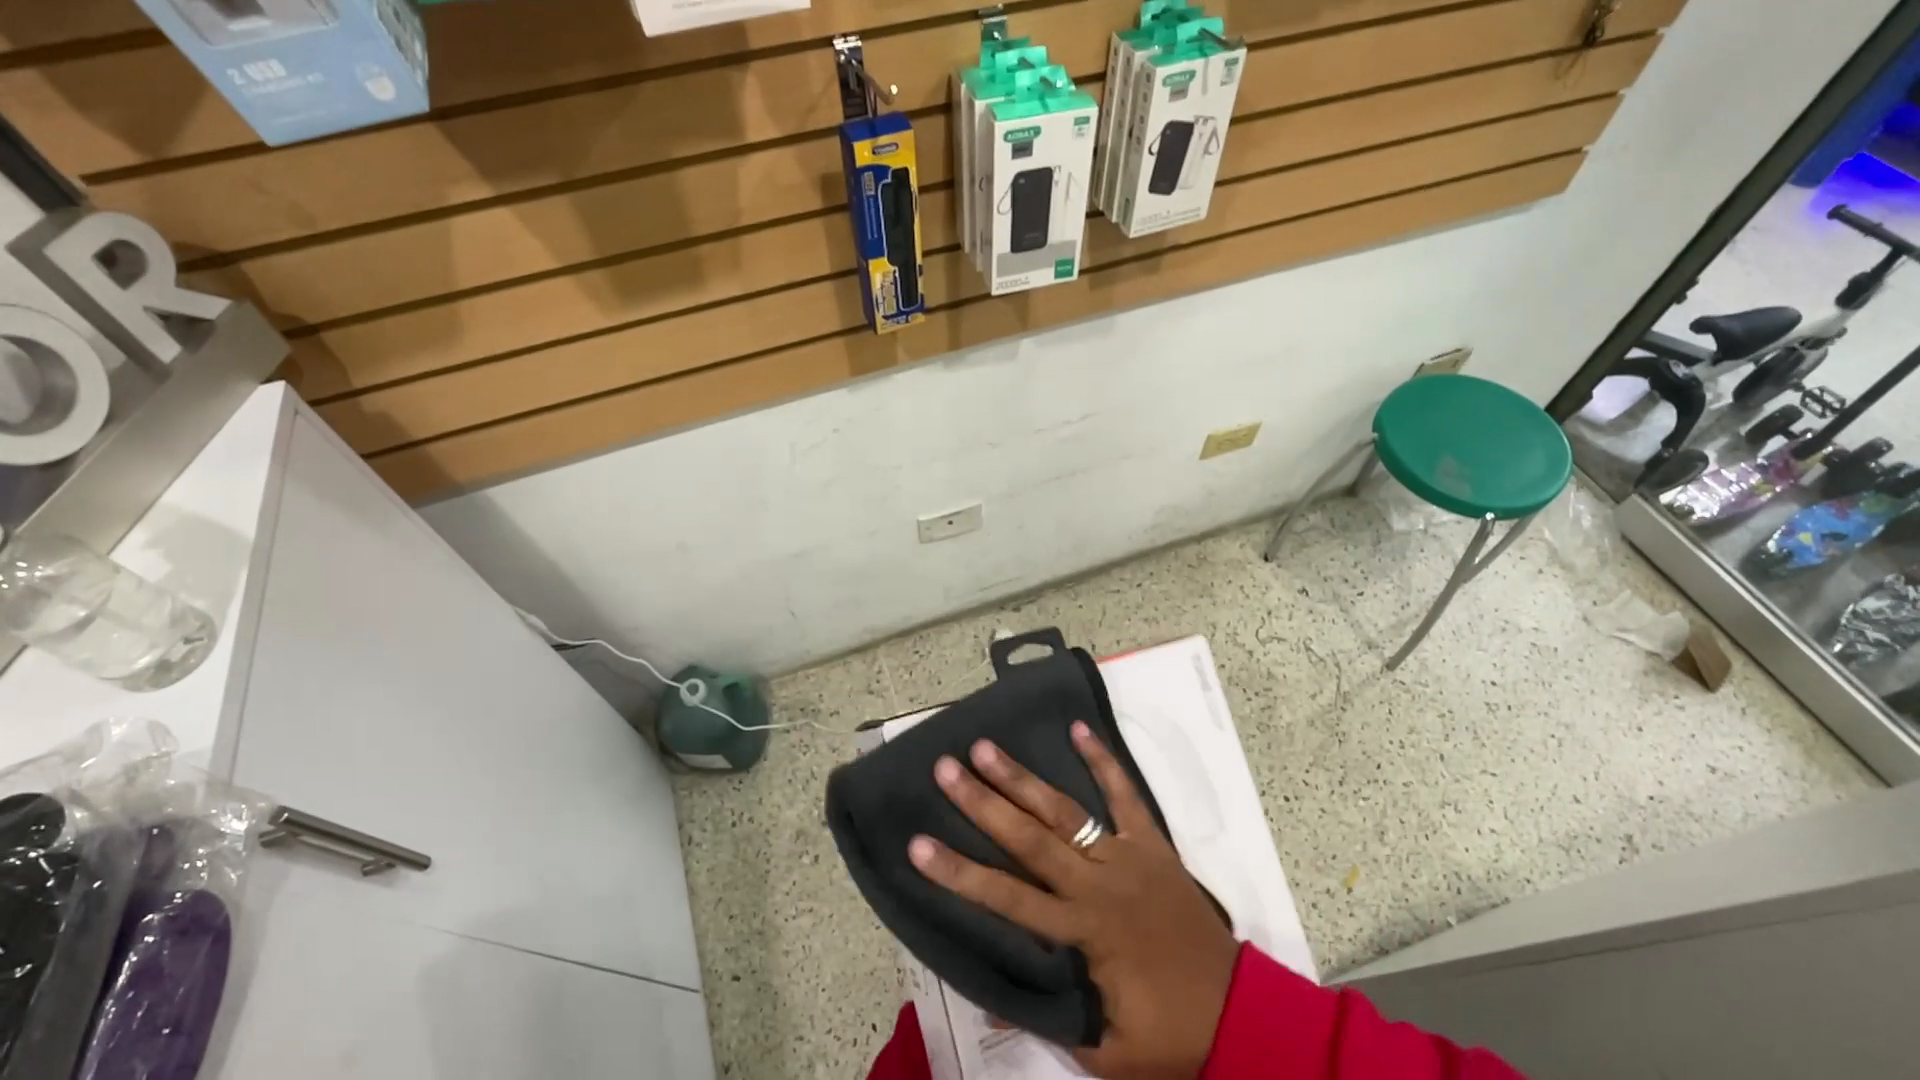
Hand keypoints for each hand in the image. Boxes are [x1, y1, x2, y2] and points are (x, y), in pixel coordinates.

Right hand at [908, 721, 1239, 1079]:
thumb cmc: (1168, 1034)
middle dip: (983, 803)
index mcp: (1082, 932)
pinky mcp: (1154, 847)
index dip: (959, 873)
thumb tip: (987, 1002)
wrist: (1242, 1012)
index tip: (917, 845)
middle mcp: (1099, 885)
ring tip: (984, 746)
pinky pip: (1127, 797)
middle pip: (1029, 839)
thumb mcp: (1103, 1051)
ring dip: (1022, 778)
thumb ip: (1046, 1020)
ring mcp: (1128, 859)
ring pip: (1066, 811)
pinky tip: (1079, 729)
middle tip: (944, 768)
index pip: (1006, 898)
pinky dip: (1104, 762)